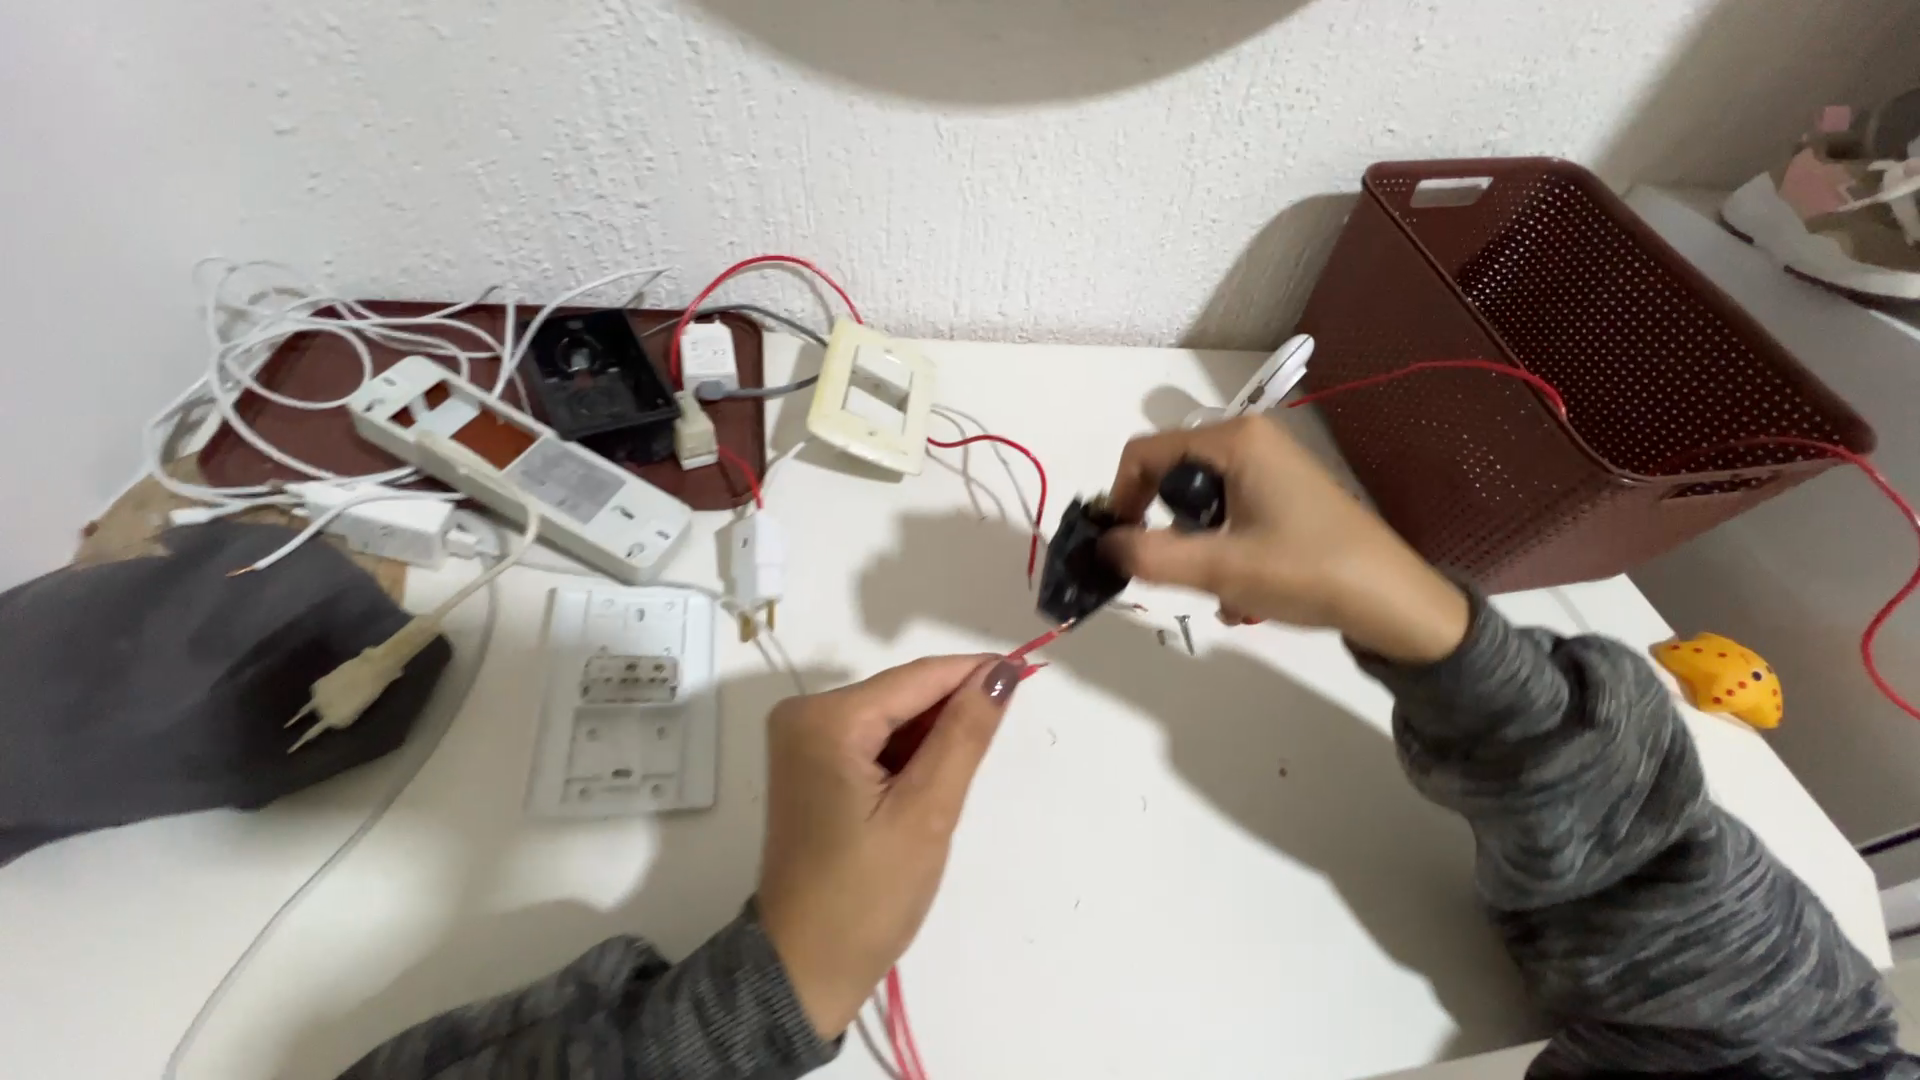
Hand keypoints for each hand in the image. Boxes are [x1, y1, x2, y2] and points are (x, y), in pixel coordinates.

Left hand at [757, 654, 1021, 1038]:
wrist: (804, 970)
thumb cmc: (867, 896)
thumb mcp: (926, 812)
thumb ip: (965, 734)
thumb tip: (999, 672)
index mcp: (825, 719)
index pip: (915, 678)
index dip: (973, 671)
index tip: (1024, 671)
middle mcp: (804, 714)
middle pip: (900, 694)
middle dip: (951, 711)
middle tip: (998, 738)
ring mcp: (803, 739)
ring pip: (890, 716)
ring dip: (931, 737)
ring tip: (955, 780)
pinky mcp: (810, 763)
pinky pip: (872, 740)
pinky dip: (907, 755)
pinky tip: (927, 783)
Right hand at [1100, 415, 1468, 663]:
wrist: (1395, 602)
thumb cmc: (1306, 572)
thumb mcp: (1219, 568)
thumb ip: (1149, 556)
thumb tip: (1103, 546)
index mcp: (1234, 440)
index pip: (1143, 453)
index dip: (1121, 498)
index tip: (1121, 545)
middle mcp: (1250, 439)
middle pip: (1169, 475)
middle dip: (1163, 526)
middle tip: (1176, 568)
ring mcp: (1269, 465)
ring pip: (1196, 499)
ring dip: (1192, 544)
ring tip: (1216, 584)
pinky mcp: (1282, 491)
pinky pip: (1225, 509)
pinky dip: (1219, 545)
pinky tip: (1240, 585)